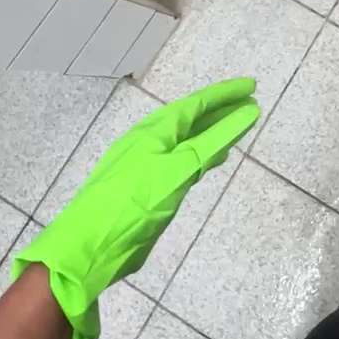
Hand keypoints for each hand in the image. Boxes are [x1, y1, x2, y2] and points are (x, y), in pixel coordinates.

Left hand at [15, 77, 258, 338]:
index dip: (226, 94)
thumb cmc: (134, 205)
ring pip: (182, 138)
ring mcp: (140, 162)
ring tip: (233, 131)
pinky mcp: (139, 184)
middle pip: (189, 117)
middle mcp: (147, 140)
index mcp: (154, 131)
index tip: (252, 87)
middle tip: (248, 105)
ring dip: (209, 131)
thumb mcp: (180, 171)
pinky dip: (197, 153)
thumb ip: (215, 142)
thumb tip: (249, 112)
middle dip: (219, 109)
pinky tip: (205, 163)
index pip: (197, 103)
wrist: (86, 251)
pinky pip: (176, 157)